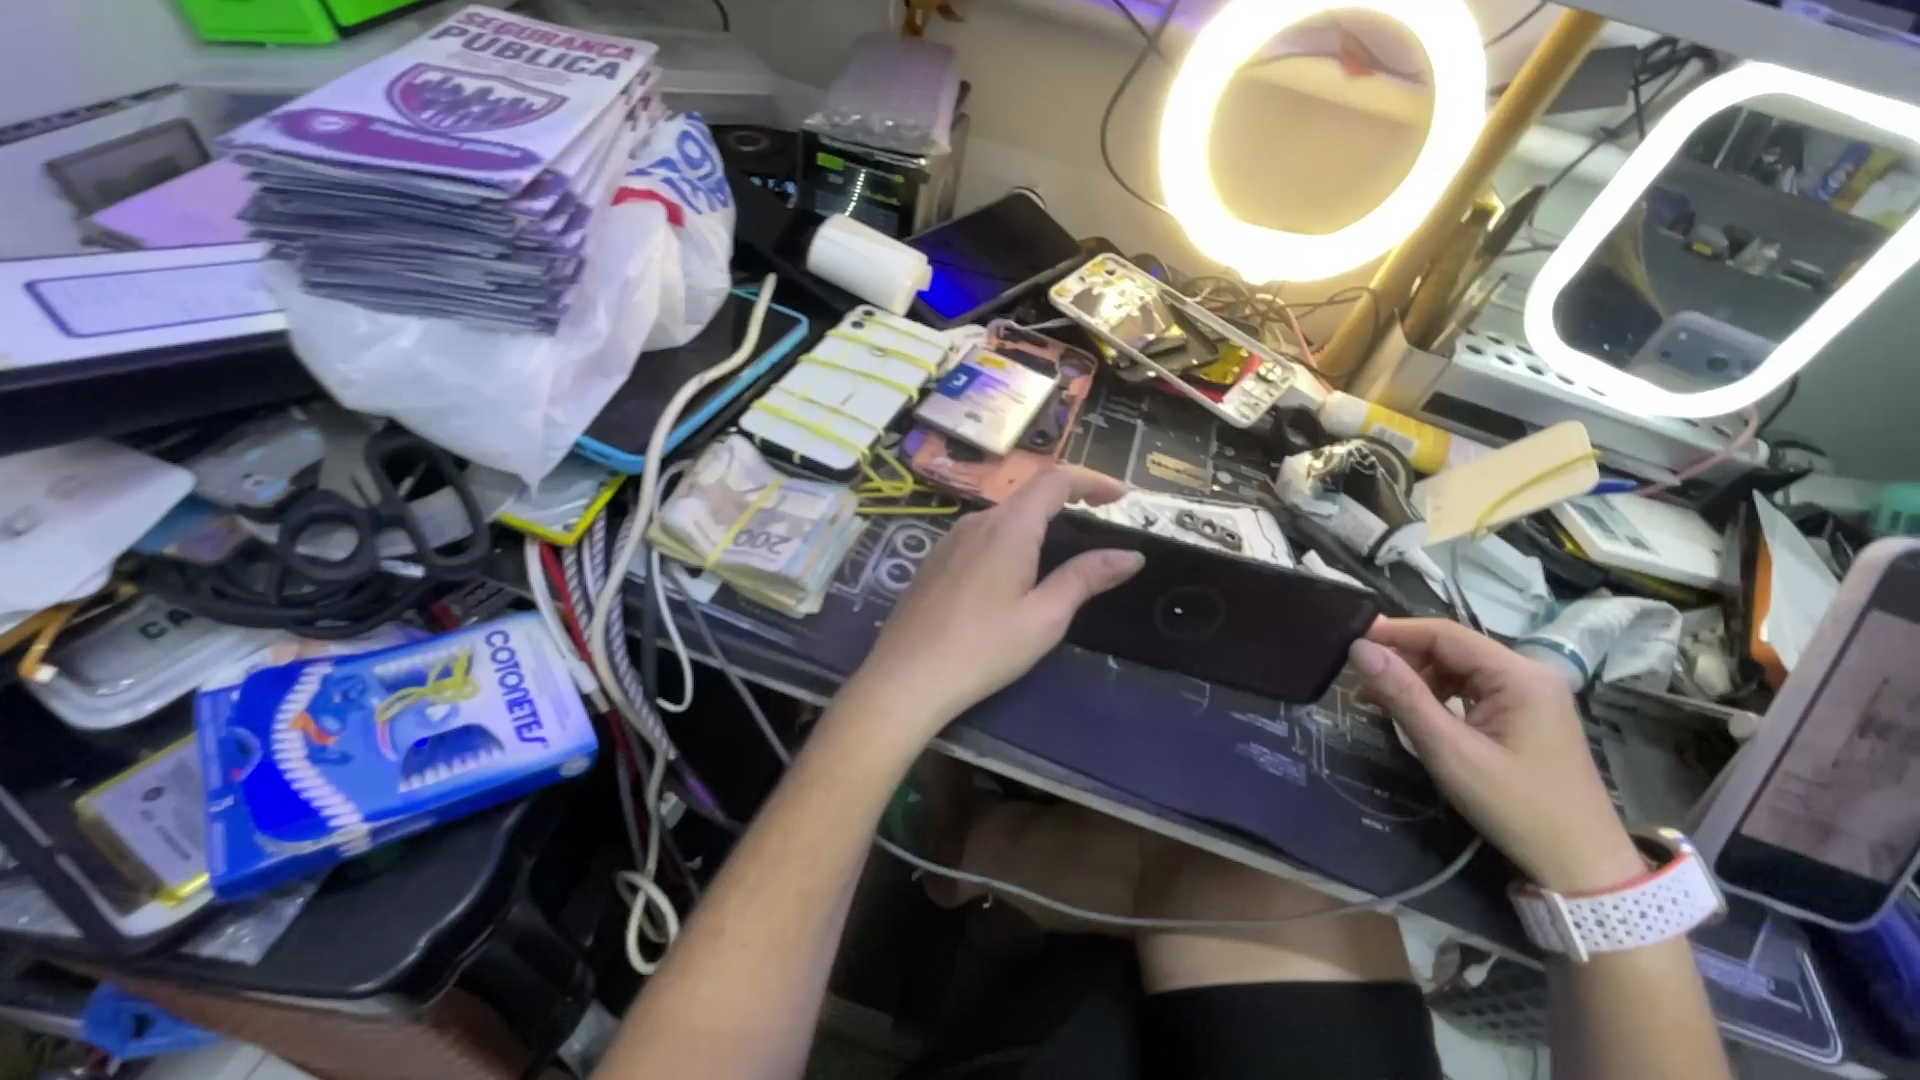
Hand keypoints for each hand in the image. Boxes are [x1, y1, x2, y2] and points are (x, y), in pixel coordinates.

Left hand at [838, 467, 1143, 742]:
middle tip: (1101, 519)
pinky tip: (1015, 571)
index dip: (1092, 481)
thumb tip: (1131, 555)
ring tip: (1063, 547)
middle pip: (1029, 496)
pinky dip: (1010, 538)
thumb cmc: (983, 650)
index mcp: (1009, 528)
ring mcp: (949, 540)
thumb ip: (1086, 578)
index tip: (1122, 496)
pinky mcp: (934, 561)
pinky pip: (980, 536)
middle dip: (1068, 500)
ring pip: (1003, 516)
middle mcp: (976, 522)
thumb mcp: (1045, 617)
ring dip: (1038, 521)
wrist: (906, 679)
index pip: (1056, 480)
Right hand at [1350, 619, 1644, 894]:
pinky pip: (1472, 689)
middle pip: (1452, 648)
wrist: (1580, 864)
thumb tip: (1359, 649)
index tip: (1348, 643)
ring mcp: (1531, 693)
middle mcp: (1529, 672)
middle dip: (1403, 661)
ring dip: (1416, 680)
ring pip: (1458, 668)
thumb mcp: (1450, 751)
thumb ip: (1404, 696)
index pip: (1445, 633)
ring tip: (1376, 703)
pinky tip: (1412, 714)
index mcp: (1519, 675)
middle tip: (1358, 685)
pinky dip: (1437, 696)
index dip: (1394, 633)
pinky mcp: (1526, 713)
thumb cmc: (1515, 807)